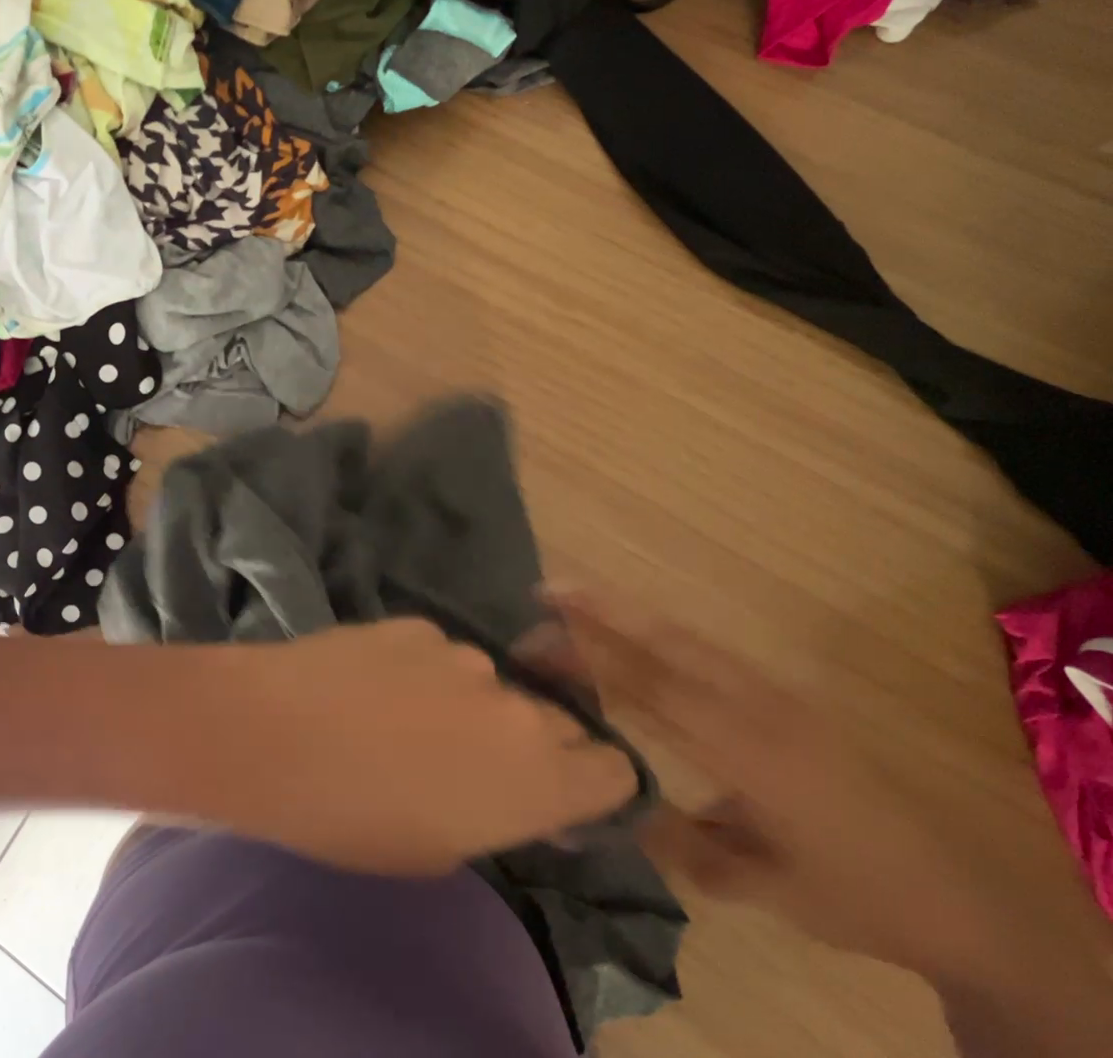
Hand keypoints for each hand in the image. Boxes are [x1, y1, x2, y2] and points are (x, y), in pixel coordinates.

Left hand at [215, 618, 639, 875]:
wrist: (265, 735)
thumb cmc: (346, 819)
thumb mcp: (432, 852)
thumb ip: (490, 819)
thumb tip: (504, 795)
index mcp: (539, 780)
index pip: (615, 773)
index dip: (587, 784)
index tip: (549, 793)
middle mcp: (518, 710)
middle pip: (558, 722)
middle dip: (528, 742)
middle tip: (466, 761)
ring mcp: (465, 658)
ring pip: (489, 685)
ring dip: (465, 702)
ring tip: (396, 720)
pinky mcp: (415, 625)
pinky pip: (436, 655)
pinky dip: (416, 670)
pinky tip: (363, 686)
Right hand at [546, 589, 1079, 977]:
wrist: (955, 898)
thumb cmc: (850, 895)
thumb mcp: (753, 885)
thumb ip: (672, 839)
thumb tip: (592, 807)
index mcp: (750, 750)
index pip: (651, 688)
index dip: (590, 658)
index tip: (535, 643)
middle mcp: (764, 709)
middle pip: (670, 645)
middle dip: (604, 613)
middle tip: (543, 592)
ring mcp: (781, 700)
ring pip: (693, 642)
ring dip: (630, 617)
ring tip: (574, 599)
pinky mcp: (790, 704)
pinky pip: (713, 656)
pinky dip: (662, 637)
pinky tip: (635, 637)